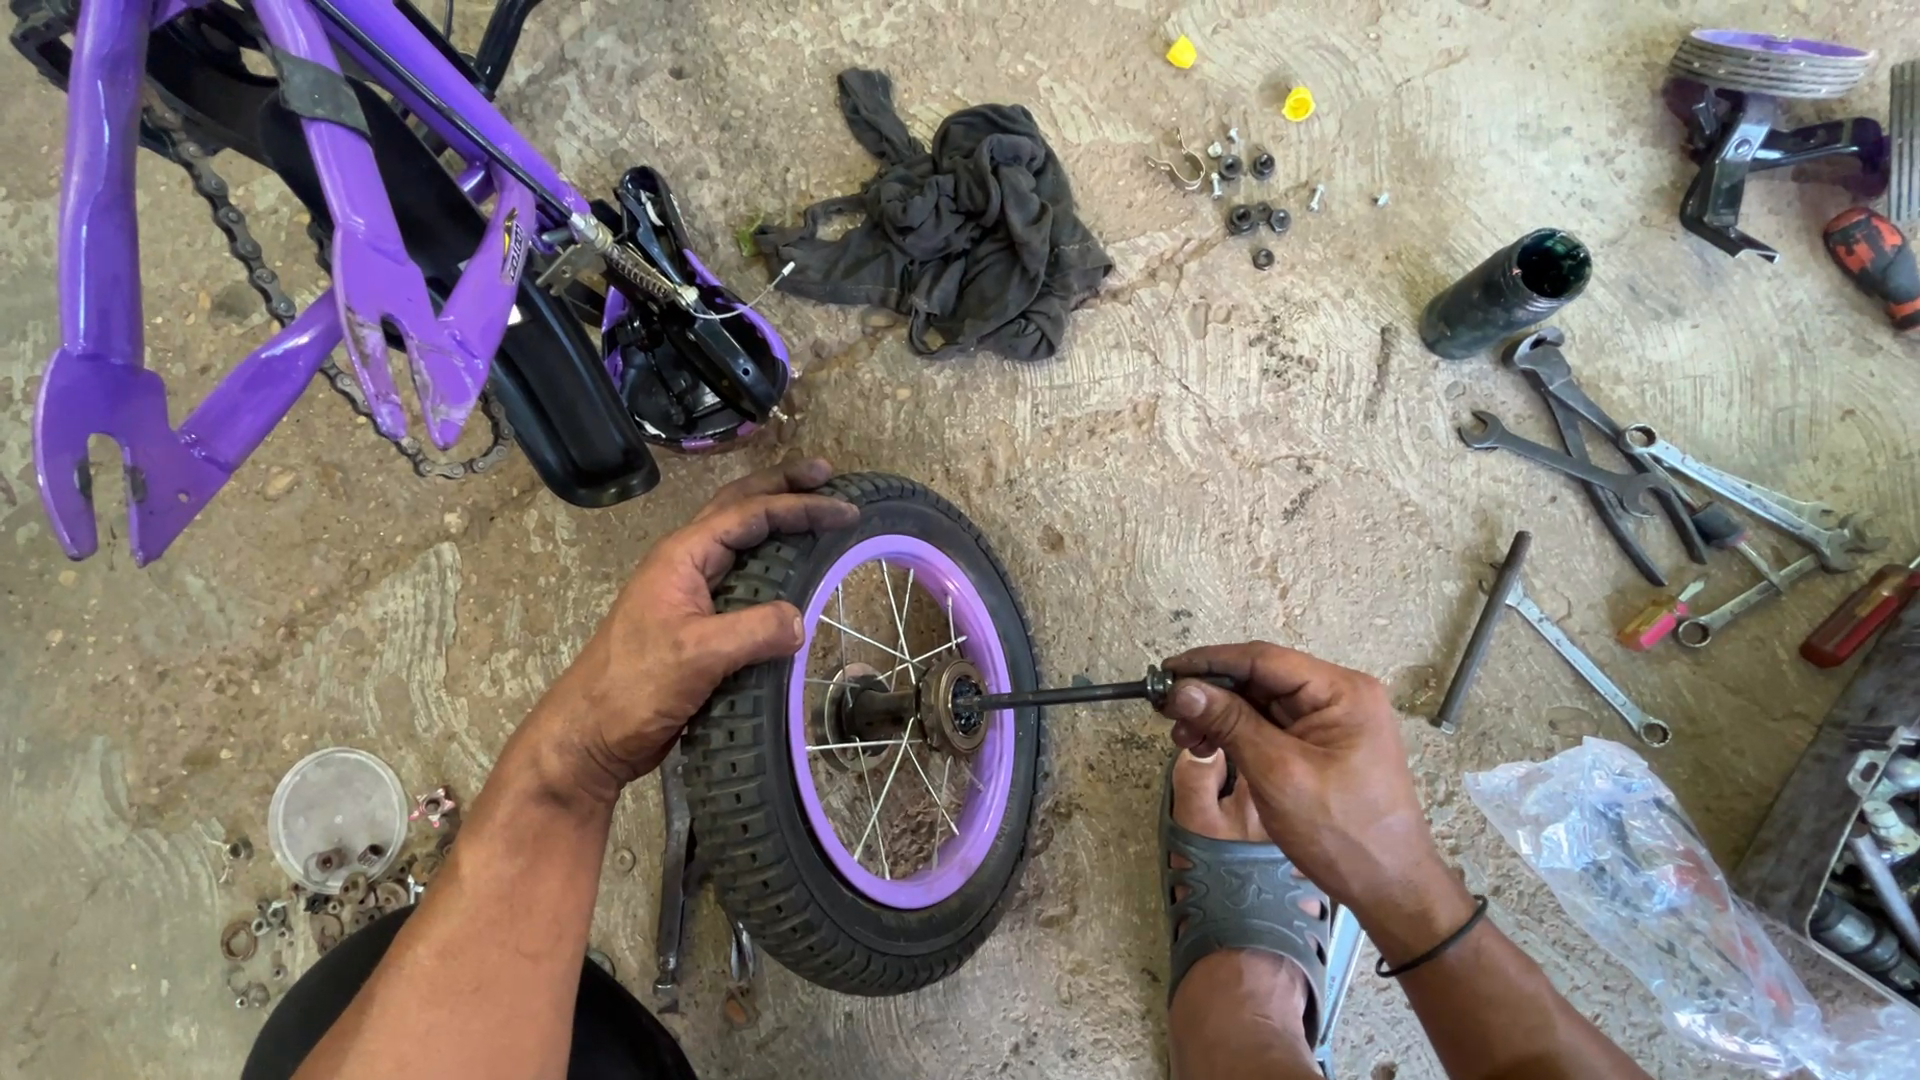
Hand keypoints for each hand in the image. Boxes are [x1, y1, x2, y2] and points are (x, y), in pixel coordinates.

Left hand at [534, 458, 859, 803]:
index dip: (799, 506)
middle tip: (827, 474)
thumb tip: (802, 620)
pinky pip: (743, 576)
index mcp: (682, 557)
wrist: (591, 736)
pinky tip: (791, 570)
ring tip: (814, 508)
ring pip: (739, 537)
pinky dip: (771, 560)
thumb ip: (754, 631)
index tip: (844, 511)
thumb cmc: (633, 688)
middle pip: (739, 506)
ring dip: (775, 517)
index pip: (749, 514)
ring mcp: (690, 591)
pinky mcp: (698, 620)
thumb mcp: (697, 655)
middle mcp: (686, 563)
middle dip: (783, 486)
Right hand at [1159, 643, 1471, 949]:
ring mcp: (1328, 720)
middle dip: (1210, 692)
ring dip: (1217, 714)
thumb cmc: (1341, 832)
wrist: (1391, 890)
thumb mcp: (1277, 772)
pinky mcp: (1317, 743)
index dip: (1209, 662)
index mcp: (1341, 691)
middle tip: (1167, 710)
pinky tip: (1207, 745)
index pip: (1262, 659)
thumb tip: (1181, 689)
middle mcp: (1337, 695)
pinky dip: (1233, 732)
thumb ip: (1229, 723)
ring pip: (1257, 701)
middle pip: (1258, 678)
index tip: (1166, 672)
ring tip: (1183, 736)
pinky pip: (1267, 724)